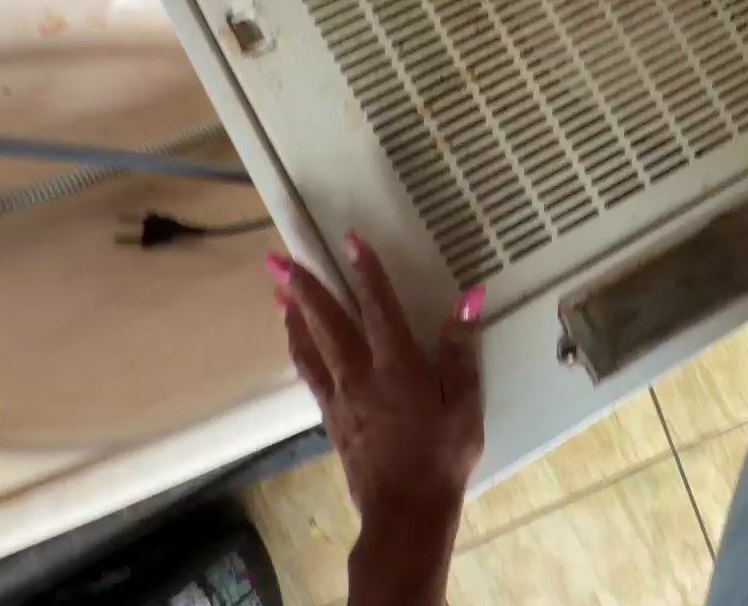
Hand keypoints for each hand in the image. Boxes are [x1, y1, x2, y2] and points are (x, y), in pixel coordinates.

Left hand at [269, 232, 483, 526]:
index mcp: (397, 366)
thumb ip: (461, 346)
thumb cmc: (444, 452)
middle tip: (278, 258)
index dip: (367, 270)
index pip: (379, 307)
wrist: (406, 508)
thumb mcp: (465, 398)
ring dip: (293, 313)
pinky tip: (296, 338)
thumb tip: (469, 297)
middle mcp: (360, 375)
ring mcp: (340, 397)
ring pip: (310, 345)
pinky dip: (298, 346)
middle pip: (328, 322)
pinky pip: (309, 371)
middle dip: (304, 287)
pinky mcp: (332, 416)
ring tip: (278, 288)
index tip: (352, 240)